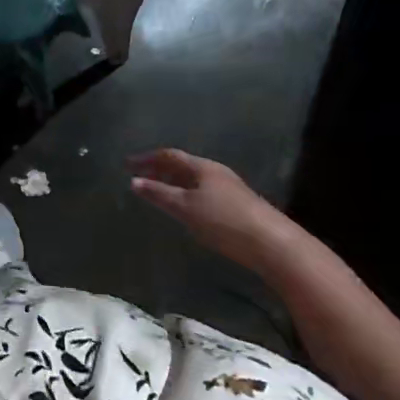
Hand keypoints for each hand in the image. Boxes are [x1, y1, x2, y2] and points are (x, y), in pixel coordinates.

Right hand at [127, 148, 291, 265]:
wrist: (272, 244)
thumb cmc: (223, 221)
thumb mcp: (185, 207)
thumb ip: (159, 193)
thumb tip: (134, 181)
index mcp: (202, 167)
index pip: (169, 155)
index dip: (147, 159)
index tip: (127, 165)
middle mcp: (216, 172)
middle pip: (183, 165)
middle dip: (160, 170)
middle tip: (140, 178)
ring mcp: (229, 188)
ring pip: (194, 179)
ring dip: (174, 182)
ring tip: (158, 192)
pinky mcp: (238, 204)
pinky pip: (203, 191)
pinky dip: (187, 193)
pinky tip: (186, 208)